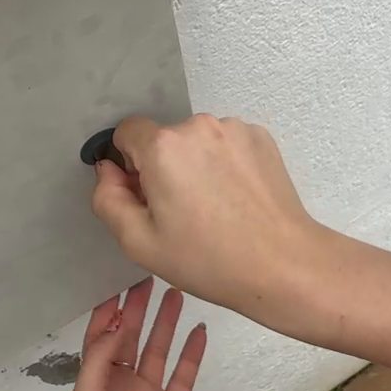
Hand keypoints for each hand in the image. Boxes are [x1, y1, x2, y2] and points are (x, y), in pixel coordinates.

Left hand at [69, 277, 206, 390]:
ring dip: (165, 322)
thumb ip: (99, 363)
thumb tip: (114, 323)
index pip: (100, 337)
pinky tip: (200, 330)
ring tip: (176, 292)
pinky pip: (184, 376)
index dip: (108, 310)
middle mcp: (121, 384)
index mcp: (96, 383)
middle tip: (150, 277)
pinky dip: (193, 353)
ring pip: (158, 349)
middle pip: (130, 336)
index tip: (118, 281)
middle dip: (138, 307)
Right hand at [90, 115, 333, 321]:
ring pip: (197, 141)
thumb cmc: (209, 259)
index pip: (128, 131)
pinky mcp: (260, 137)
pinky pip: (227, 144)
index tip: (147, 195)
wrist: (283, 264)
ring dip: (196, 164)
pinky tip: (236, 199)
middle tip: (182, 212)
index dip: (129, 164)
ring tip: (215, 208)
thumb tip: (108, 170)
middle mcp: (198, 126)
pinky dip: (225, 164)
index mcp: (163, 147)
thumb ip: (108, 199)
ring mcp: (233, 128)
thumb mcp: (140, 242)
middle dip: (165, 166)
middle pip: (164, 138)